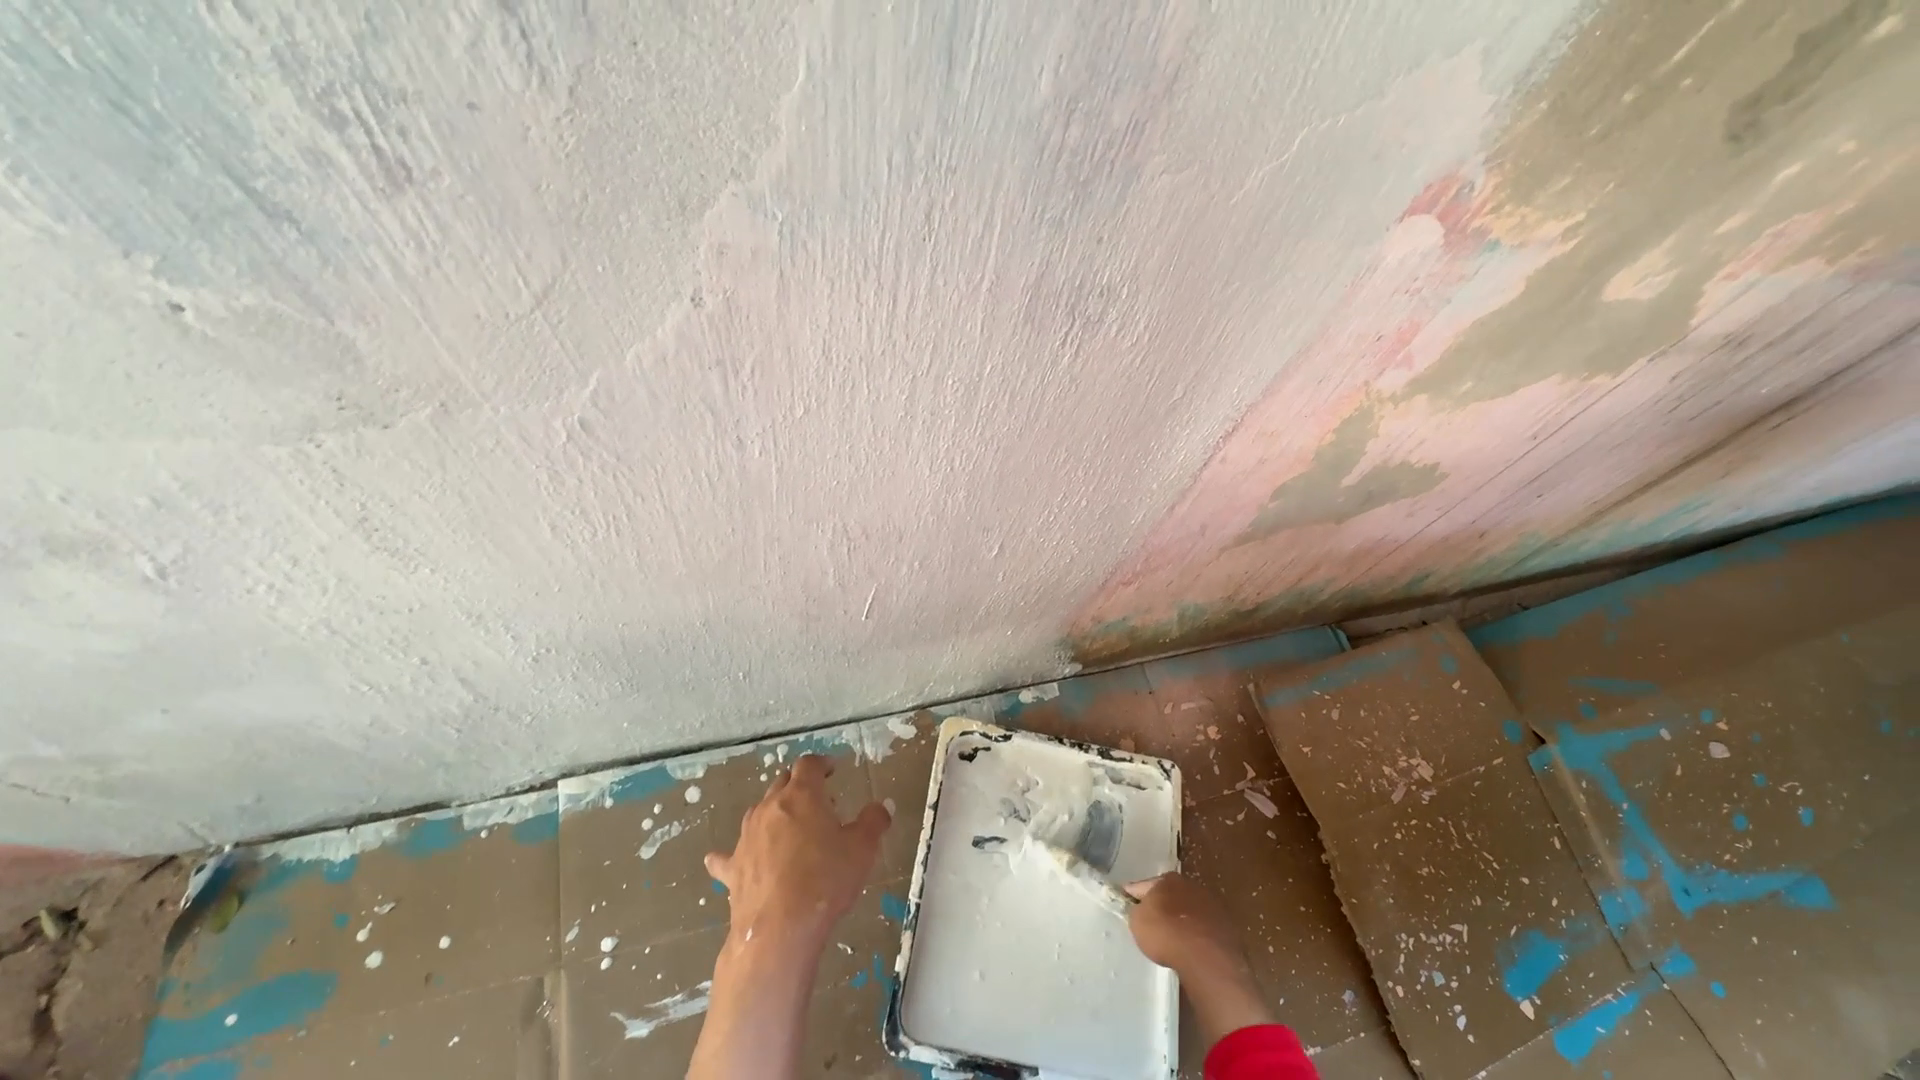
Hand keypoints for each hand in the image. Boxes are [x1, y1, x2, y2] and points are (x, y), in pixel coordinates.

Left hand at [691, 756, 890, 1079]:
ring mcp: (746, 836)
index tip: (832, 770)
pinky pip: (728, 855)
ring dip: (775, 814)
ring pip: (758, 812)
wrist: (780, 929)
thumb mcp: (863, 849)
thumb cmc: (827, 881)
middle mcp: (769, 807)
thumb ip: (874, 821)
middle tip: (819, 802)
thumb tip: (882, 806)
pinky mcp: (732, 868)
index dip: (822, 764)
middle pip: (782, 783)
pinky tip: (726, 861)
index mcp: (802, 795)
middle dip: (800, 786)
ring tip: (791, 830)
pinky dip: (736, 853)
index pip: (809, 765)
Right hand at [1125, 873, 1274, 1043]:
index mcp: (1168, 880)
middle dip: (1162, 905)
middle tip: (1152, 921)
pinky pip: (1204, 927)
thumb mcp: (1138, 922)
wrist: (1206, 956)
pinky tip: (1192, 948)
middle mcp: (1191, 885)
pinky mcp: (1226, 925)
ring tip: (1174, 938)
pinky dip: (1197, 933)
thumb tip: (1142, 909)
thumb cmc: (1165, 934)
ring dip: (1182, 919)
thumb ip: (1138, 911)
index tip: (1126, 902)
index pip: (1144, 885)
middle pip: (1171, 894)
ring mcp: (1212, 905)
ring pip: (1190, 910)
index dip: (1133, 895)